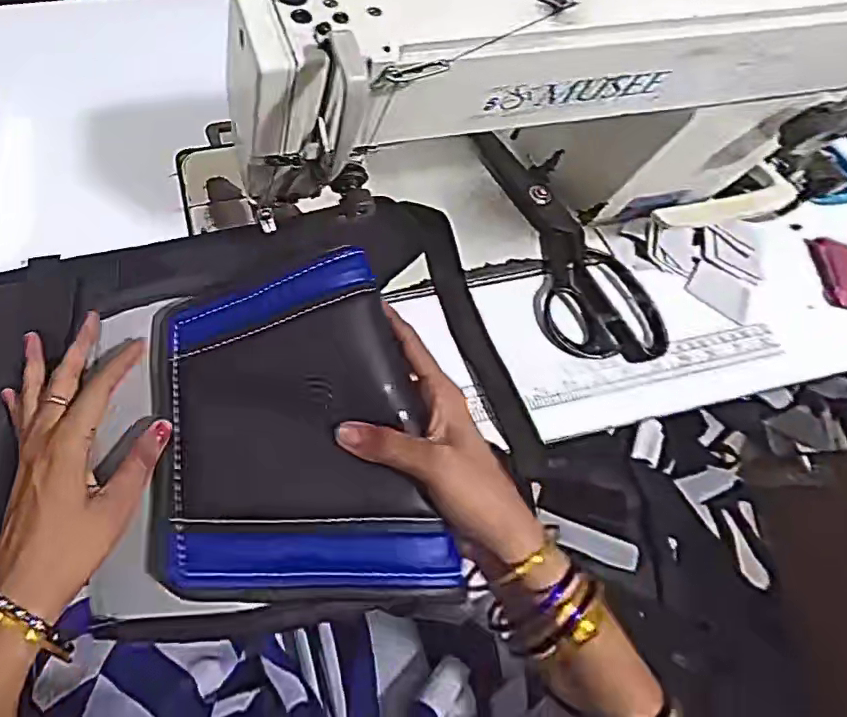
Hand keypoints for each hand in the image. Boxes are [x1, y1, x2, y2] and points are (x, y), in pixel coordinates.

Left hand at [0, 312, 170, 621]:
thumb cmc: (63, 555)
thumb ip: (138, 464)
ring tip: (34, 340)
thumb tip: (158, 429)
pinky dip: (17, 400)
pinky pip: (19, 421)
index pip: (97, 390)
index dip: (118, 364)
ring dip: (37, 365)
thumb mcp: (113, 510)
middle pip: (61, 382)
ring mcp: (28, 455)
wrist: (20, 592)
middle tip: (87, 322)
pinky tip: (11, 392)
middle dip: (77, 348)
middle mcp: (43, 444)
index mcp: (68, 447)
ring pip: (33, 396)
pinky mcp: (21, 469)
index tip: (135, 346)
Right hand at [334, 306, 546, 567]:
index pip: (414, 346)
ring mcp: (429, 434)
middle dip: (374, 357)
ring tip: (344, 385)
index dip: (394, 323)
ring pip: (393, 405)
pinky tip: (357, 435)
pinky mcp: (422, 459)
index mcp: (445, 396)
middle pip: (400, 372)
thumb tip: (348, 429)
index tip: (374, 305)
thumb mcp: (432, 463)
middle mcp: (437, 409)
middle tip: (346, 342)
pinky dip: (373, 431)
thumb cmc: (487, 498)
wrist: (502, 542)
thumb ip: (387, 445)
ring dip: (371, 399)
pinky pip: (390, 435)